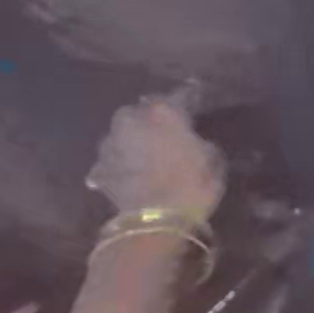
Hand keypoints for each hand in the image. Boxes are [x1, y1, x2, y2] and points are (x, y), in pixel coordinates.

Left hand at [88, 93, 224, 221]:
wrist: (157, 220)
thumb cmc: (194, 185)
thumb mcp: (213, 160)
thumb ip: (201, 142)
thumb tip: (194, 139)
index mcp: (163, 113)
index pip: (180, 95)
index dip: (190, 95)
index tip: (197, 92)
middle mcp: (131, 119)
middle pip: (142, 110)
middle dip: (153, 116)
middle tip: (167, 127)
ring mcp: (111, 143)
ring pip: (124, 132)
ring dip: (135, 138)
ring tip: (148, 150)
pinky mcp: (100, 167)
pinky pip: (115, 158)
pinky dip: (123, 161)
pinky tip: (133, 170)